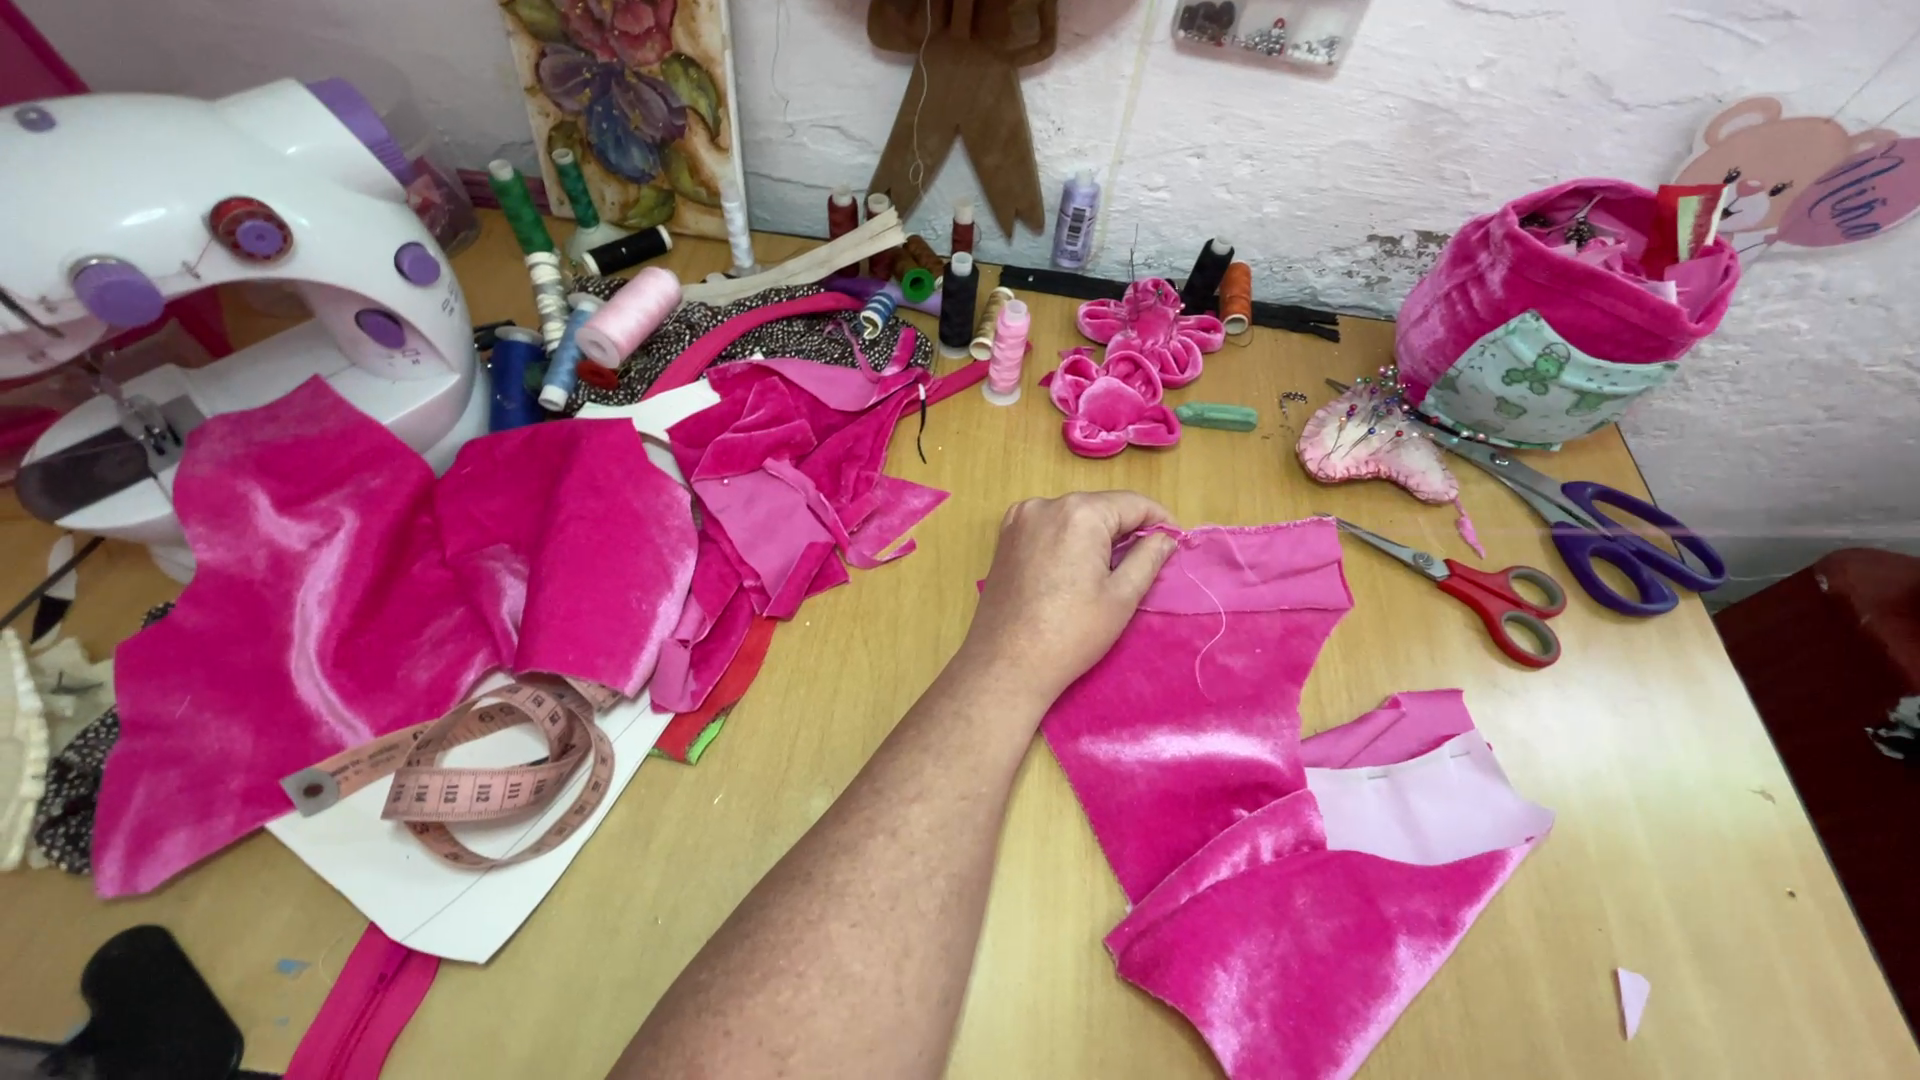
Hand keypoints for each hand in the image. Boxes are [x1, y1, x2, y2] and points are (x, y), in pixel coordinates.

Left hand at [956, 491, 1177, 708]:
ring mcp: (1019, 520)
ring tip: (1112, 569)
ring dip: (1097, 534)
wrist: (1005, 664)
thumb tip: (1165, 537)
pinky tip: (1076, 569)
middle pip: (1100, 507)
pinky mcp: (1004, 539)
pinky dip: (1068, 539)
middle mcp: (1045, 505)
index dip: (1160, 520)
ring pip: (1073, 516)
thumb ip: (1148, 557)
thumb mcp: (1121, 597)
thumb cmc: (1070, 634)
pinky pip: (1048, 527)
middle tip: (1148, 560)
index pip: (1132, 503)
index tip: (1177, 541)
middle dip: (1126, 528)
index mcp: (1078, 513)